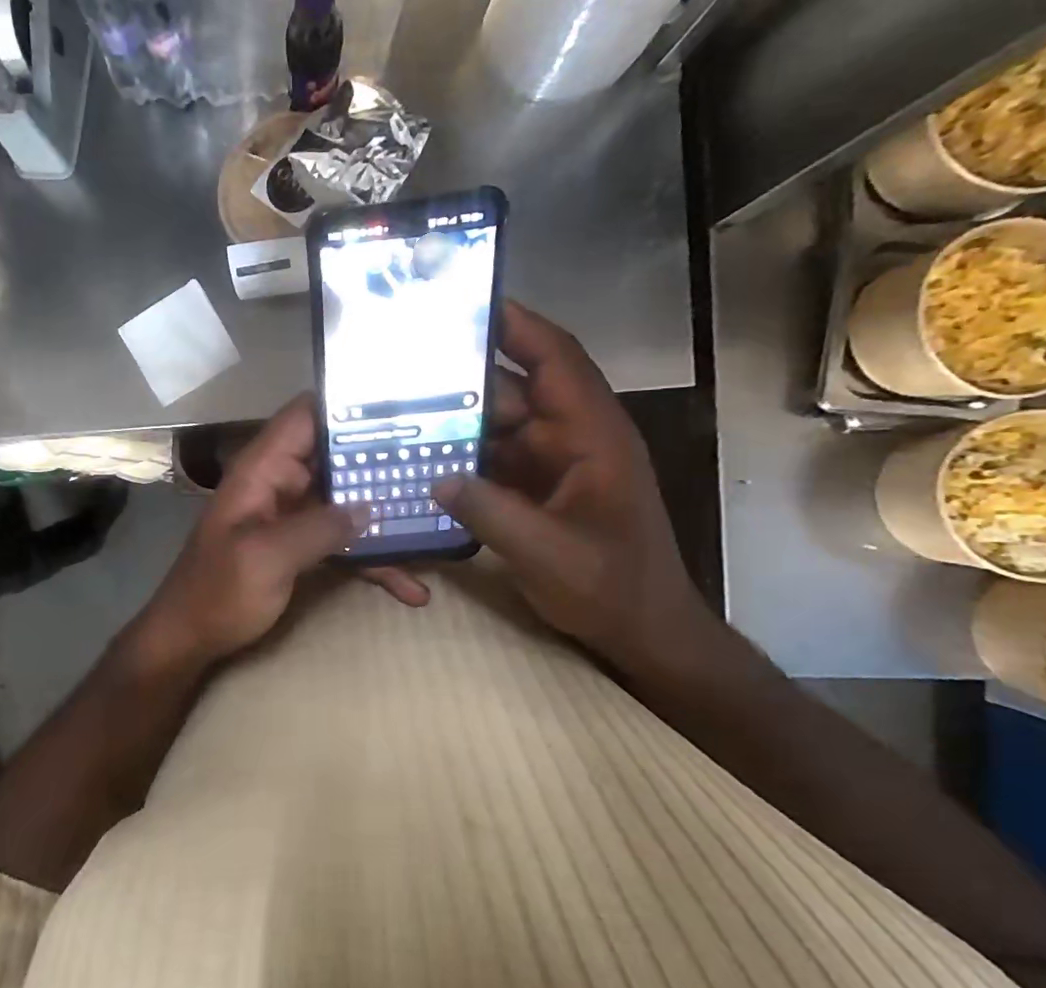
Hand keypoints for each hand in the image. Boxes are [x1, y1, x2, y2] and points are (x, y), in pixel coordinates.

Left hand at [134, 395, 420, 668]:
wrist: (189, 639)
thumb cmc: (217, 593)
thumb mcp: (266, 558)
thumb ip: (318, 528)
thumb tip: (370, 507)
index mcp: (262, 471)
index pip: (306, 417)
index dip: (349, 406)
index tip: (403, 406)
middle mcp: (280, 485)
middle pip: (338, 458)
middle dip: (386, 461)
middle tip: (444, 461)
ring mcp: (292, 517)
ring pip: (348, 502)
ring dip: (389, 517)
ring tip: (441, 523)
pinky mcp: (301, 548)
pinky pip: (344, 543)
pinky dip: (375, 561)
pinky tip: (412, 587)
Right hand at [433, 301, 713, 669]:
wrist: (642, 631)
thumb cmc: (612, 588)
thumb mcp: (549, 553)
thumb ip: (491, 513)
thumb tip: (437, 477)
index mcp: (594, 436)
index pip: (557, 361)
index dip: (518, 325)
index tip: (469, 300)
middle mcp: (574, 438)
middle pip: (517, 391)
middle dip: (466, 378)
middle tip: (406, 367)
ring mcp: (556, 464)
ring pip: (501, 426)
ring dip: (459, 420)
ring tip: (403, 409)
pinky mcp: (539, 489)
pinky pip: (495, 459)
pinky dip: (463, 457)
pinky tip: (425, 458)